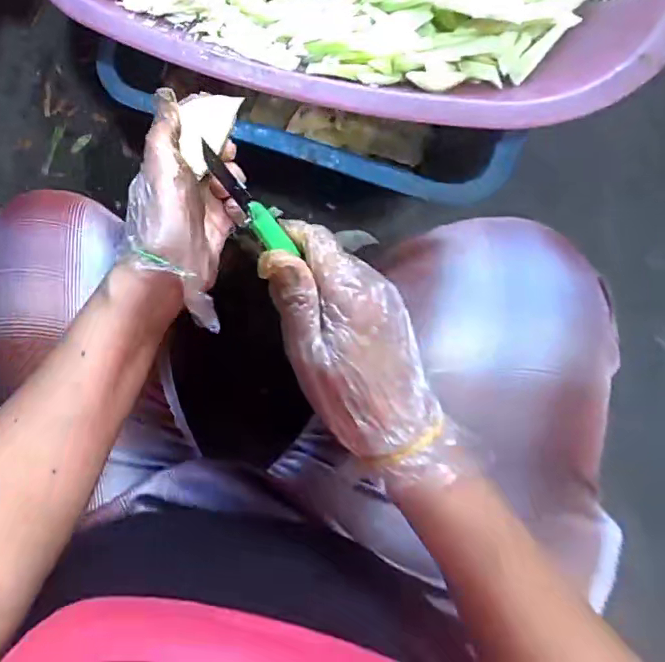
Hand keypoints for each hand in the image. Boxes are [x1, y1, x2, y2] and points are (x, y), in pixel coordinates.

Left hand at [120, 90, 241, 328]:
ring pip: (225, 176)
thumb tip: (167, 100)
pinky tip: (235, 209)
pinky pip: (235, 204)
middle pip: (209, 152)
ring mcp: (201, 202)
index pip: (184, 132)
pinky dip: (238, 203)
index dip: (201, 120)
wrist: (168, 270)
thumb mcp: (158, 168)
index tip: (220, 113)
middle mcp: (183, 180)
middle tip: (229, 152)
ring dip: (232, 176)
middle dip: (222, 148)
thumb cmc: (161, 215)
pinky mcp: (218, 223)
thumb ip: (163, 134)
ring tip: (230, 187)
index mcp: (166, 164)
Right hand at [260, 222, 463, 486]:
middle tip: (272, 280)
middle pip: (327, 247)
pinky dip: (332, 283)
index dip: (286, 232)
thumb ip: (293, 297)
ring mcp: (385, 291)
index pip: (315, 236)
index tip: (261, 244)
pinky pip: (353, 278)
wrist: (403, 432)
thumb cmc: (345, 395)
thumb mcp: (307, 350)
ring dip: (314, 269)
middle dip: (297, 253)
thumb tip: (276, 254)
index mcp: (348, 289)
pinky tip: (323, 312)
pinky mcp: (390, 305)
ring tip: (295, 300)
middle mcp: (371, 281)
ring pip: (339, 262)